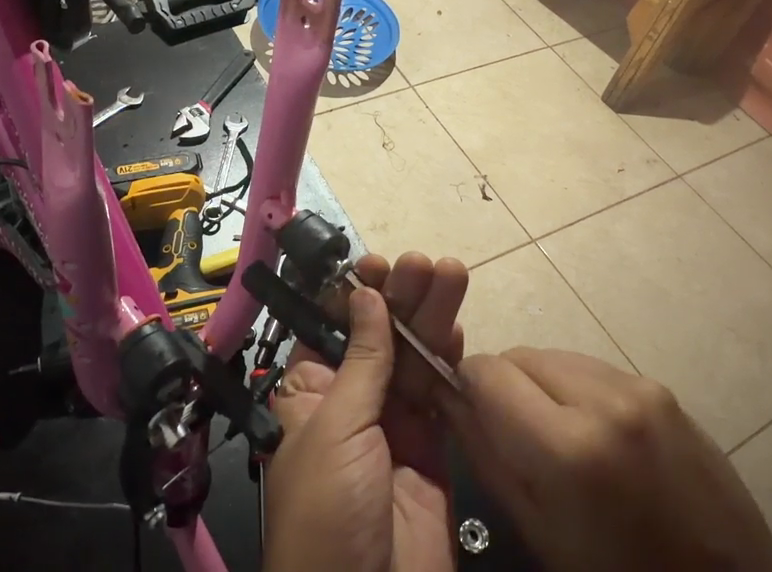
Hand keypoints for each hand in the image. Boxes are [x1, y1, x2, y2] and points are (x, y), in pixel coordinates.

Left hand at [263, 252, 467, 571]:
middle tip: (425, 263)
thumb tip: (366, 294)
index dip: (356, 295)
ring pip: (414, 360)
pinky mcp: (432, 449)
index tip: (378, 263)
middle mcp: (352, 403)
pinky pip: (441, 396)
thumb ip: (363, 361)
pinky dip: (451, 362)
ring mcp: (394, 425)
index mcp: (312, 393)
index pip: (333, 329)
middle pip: (380, 338)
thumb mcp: (337, 426)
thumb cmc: (329, 508)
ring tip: (450, 274)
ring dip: (431, 318)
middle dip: (402, 298)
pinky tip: (459, 327)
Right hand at [444, 348, 771, 571]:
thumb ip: (485, 454)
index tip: (467, 413)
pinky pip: (592, 367)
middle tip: (512, 433)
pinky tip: (591, 431)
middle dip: (504, 386)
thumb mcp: (537, 530)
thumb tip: (447, 397)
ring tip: (555, 434)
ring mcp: (639, 387)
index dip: (466, 387)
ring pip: (555, 355)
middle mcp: (604, 399)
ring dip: (540, 383)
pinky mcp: (661, 387)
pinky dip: (575, 387)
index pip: (487, 371)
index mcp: (568, 446)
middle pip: (519, 356)